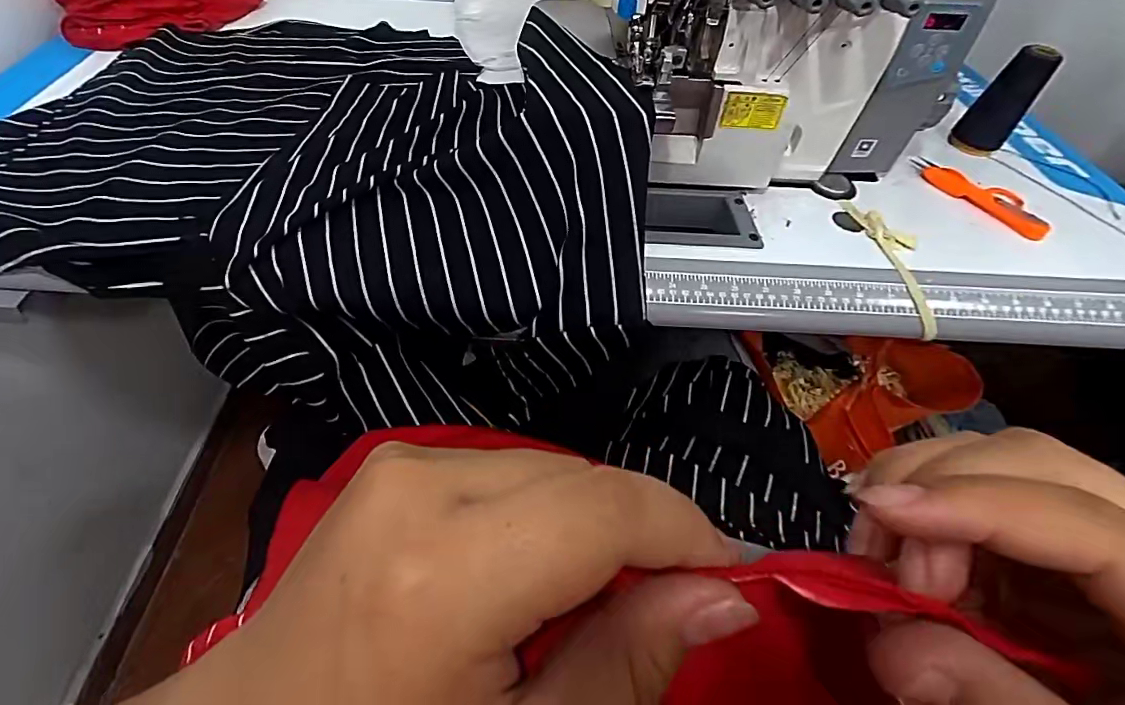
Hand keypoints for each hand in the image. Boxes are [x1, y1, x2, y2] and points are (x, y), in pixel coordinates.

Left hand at [133, 442, 759, 704]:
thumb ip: (622, 663)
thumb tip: (722, 594)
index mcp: (442, 569)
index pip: (602, 508)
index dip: (683, 532)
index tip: (732, 577)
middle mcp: (419, 484)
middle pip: (576, 480)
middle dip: (640, 534)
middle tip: (670, 606)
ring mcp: (399, 463)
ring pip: (545, 469)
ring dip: (589, 524)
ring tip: (592, 603)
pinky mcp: (392, 462)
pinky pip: (502, 470)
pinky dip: (541, 512)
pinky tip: (532, 574)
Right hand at [847, 429, 1124, 704]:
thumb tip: (889, 646)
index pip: (1099, 528)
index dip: (978, 506)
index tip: (879, 510)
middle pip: (1045, 466)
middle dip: (941, 489)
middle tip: (880, 559)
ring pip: (1009, 466)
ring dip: (927, 497)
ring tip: (887, 565)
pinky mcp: (1092, 567)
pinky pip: (995, 512)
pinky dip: (939, 530)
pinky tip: (922, 579)